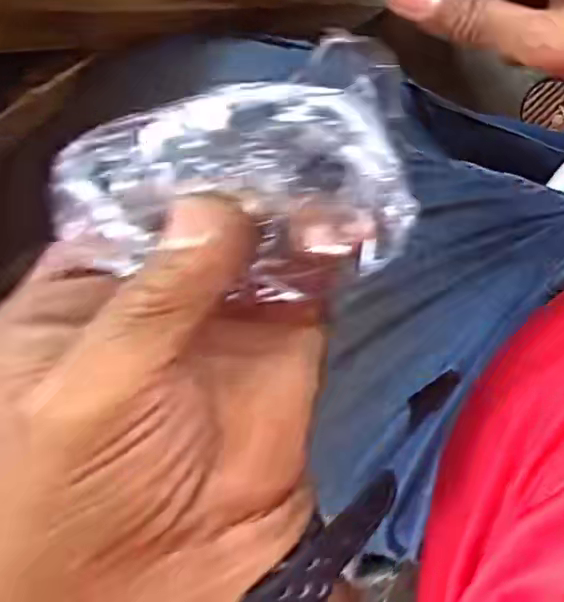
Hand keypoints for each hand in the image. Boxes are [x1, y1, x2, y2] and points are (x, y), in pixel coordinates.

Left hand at [0, 199, 323, 601]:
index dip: (169, 185)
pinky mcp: (297, 321)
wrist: (175, 556)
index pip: (121, 224)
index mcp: (74, 309)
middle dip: (253, 192)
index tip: (229, 143)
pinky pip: (320, 269)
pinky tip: (352, 229)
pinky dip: (340, 243)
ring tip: (332, 198)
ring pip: (271, 239)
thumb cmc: (73, 485)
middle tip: (300, 161)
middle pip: (209, 222)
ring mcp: (233, 308)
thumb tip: (215, 206)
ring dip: (303, 214)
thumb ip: (156, 300)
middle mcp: (159, 297)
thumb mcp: (86, 392)